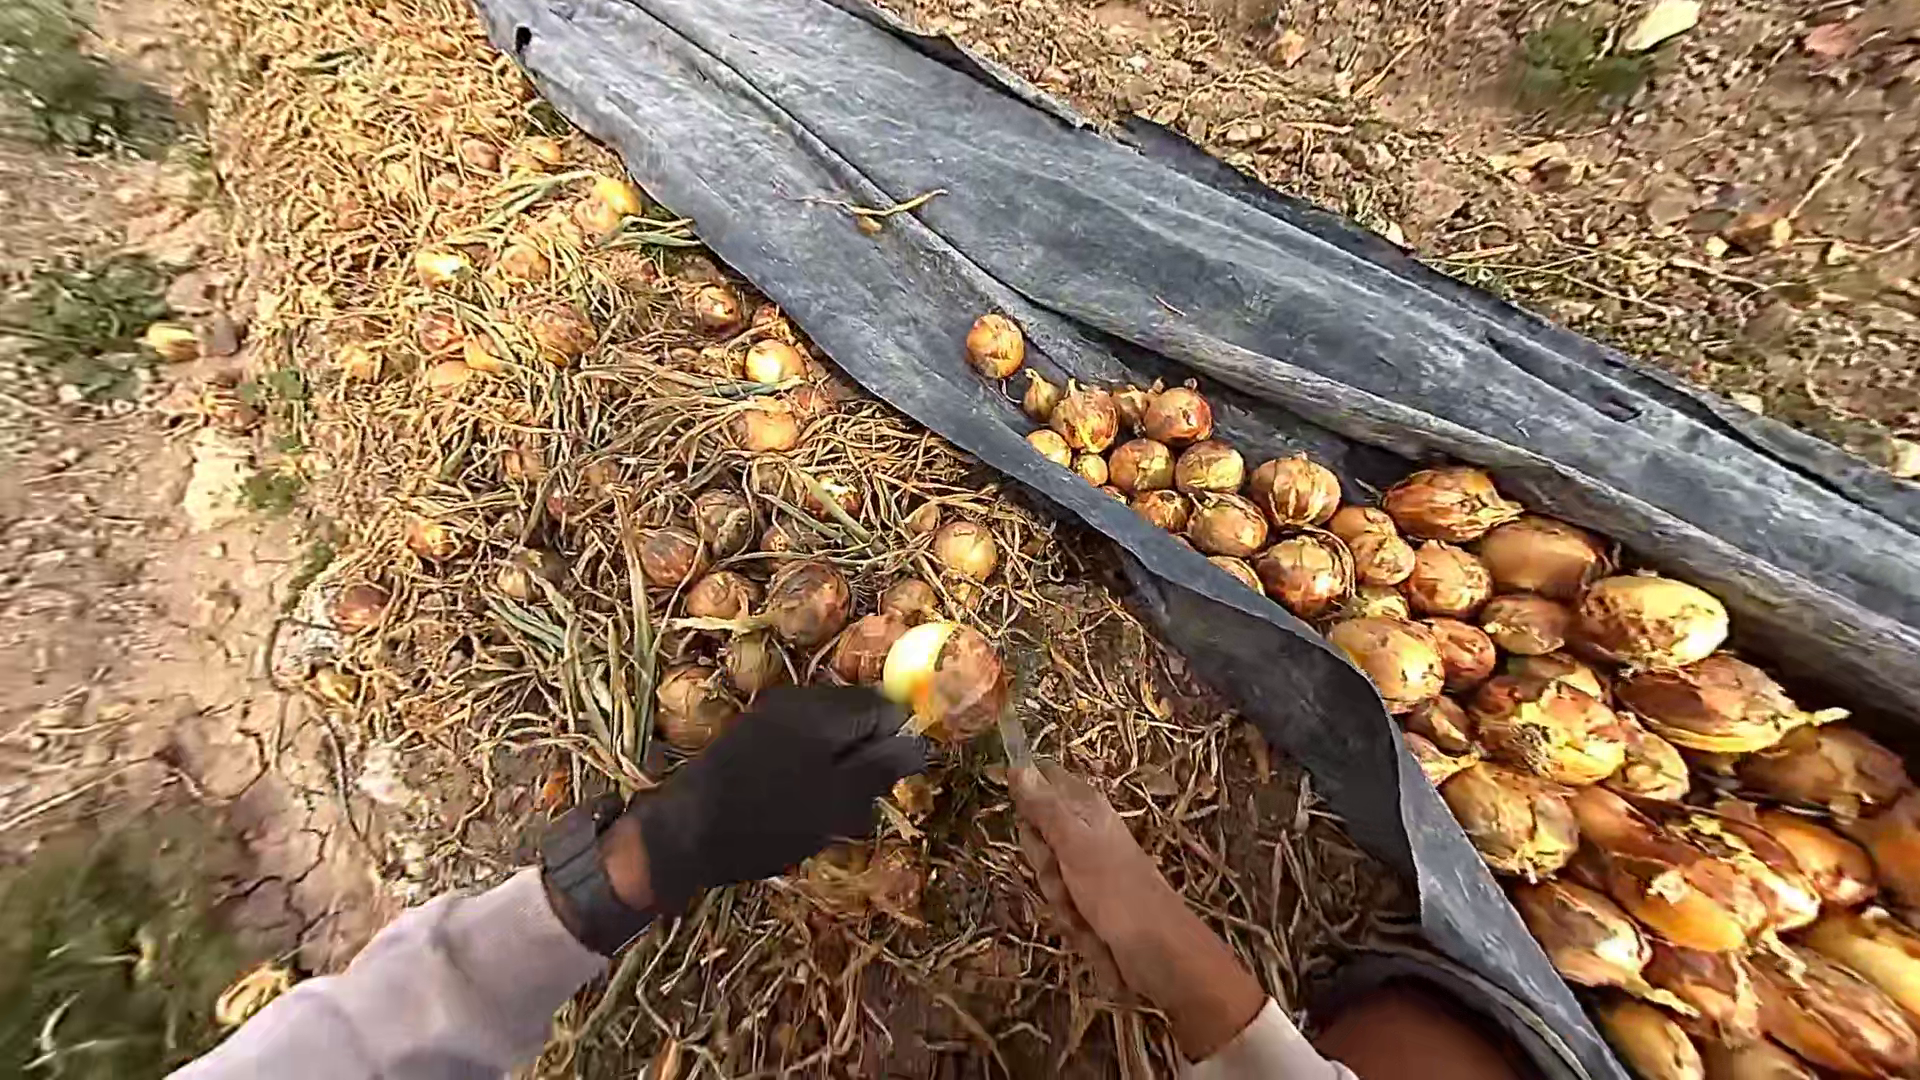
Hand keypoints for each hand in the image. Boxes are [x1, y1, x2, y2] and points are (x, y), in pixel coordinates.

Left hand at [626, 684, 924, 912]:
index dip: (899, 740)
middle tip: (863, 804)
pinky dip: (816, 768)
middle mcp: (801, 699)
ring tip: (833, 812)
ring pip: (834, 732)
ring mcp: (776, 714)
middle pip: (860, 716)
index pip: (885, 706)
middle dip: (870, 756)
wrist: (679, 834)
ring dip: (844, 766)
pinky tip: (804, 804)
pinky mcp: (757, 733)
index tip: (896, 780)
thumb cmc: (767, 820)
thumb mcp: (836, 802)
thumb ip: (881, 766)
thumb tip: (919, 744)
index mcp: (824, 710)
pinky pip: (806, 741)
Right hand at [1011, 760, 1265, 1061]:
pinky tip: (1088, 931)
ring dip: (1057, 896)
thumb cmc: (1119, 892)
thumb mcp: (1074, 844)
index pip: (1042, 779)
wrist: (1163, 957)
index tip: (1022, 817)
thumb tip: (1016, 764)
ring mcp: (1086, 867)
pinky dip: (1070, 921)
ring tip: (1081, 908)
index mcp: (1084, 805)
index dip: (1024, 794)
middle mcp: (1083, 830)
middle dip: (1042, 860)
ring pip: (1045, 871)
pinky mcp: (1088, 901)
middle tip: (1061, 873)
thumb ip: (1043, 806)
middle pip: (1035, 831)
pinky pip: (1059, 902)